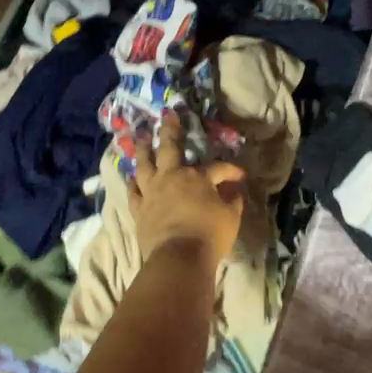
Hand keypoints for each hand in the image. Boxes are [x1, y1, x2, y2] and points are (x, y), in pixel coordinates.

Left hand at [129, 112, 246, 268]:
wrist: (178, 258)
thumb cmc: (209, 235)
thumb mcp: (231, 218)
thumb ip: (233, 201)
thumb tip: (234, 191)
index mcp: (197, 177)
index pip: (218, 168)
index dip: (231, 170)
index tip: (240, 176)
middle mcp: (171, 177)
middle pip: (170, 147)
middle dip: (170, 130)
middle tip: (168, 114)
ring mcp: (151, 192)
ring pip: (144, 164)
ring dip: (142, 149)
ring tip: (140, 137)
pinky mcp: (139, 209)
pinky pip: (133, 192)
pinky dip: (132, 183)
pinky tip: (131, 177)